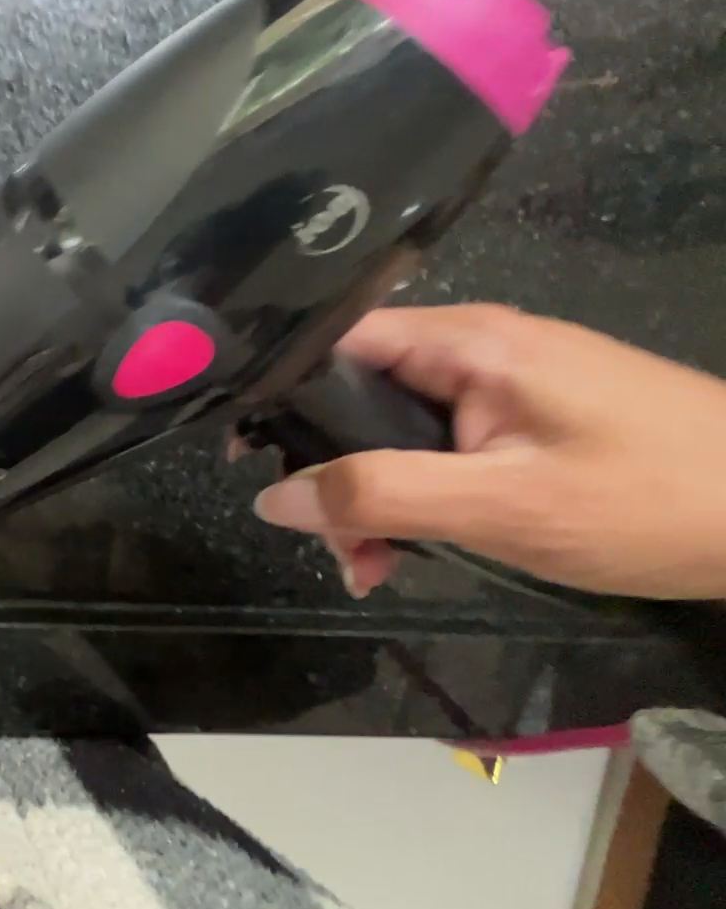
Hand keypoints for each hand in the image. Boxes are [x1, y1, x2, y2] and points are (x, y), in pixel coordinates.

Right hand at [251, 304, 725, 599]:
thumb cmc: (663, 501)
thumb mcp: (506, 507)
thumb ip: (378, 496)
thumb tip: (270, 498)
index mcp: (461, 344)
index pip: (328, 343)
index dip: (273, 391)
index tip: (246, 454)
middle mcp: (468, 350)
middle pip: (347, 394)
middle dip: (322, 467)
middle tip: (321, 534)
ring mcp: (494, 385)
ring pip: (383, 431)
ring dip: (363, 497)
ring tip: (366, 565)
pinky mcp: (515, 420)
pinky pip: (427, 450)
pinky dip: (405, 499)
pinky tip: (402, 553)